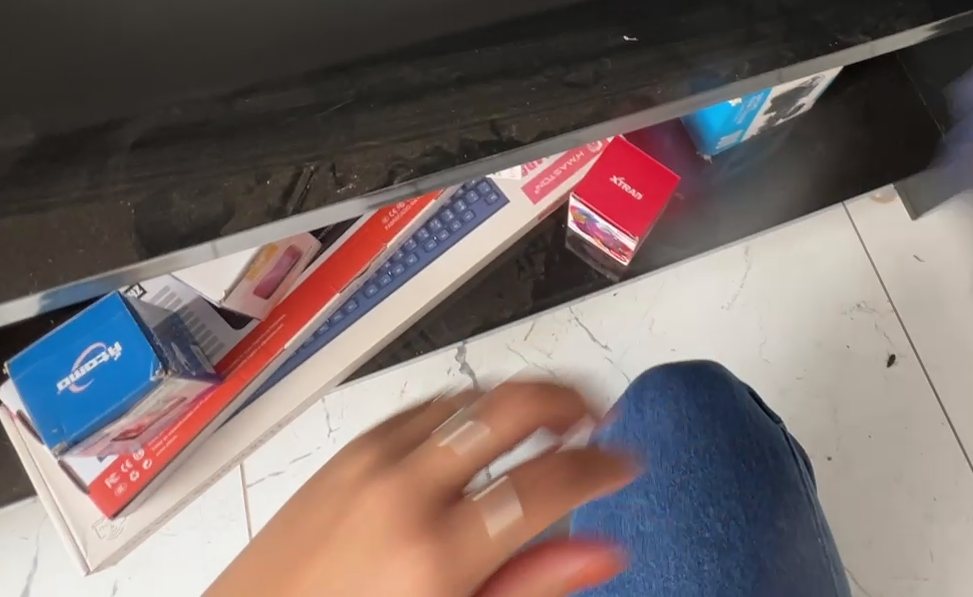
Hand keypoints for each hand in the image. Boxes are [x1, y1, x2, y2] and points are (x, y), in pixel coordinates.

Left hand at [206, 379, 639, 596]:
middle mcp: (405, 489)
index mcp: (435, 554)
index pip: (549, 482)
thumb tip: (600, 552)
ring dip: (519, 400)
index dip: (602, 464)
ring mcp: (372, 460)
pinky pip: (426, 406)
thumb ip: (528, 585)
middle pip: (515, 404)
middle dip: (571, 397)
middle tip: (596, 416)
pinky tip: (478, 433)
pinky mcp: (348, 450)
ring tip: (546, 423)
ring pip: (474, 396)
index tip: (624, 462)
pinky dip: (468, 408)